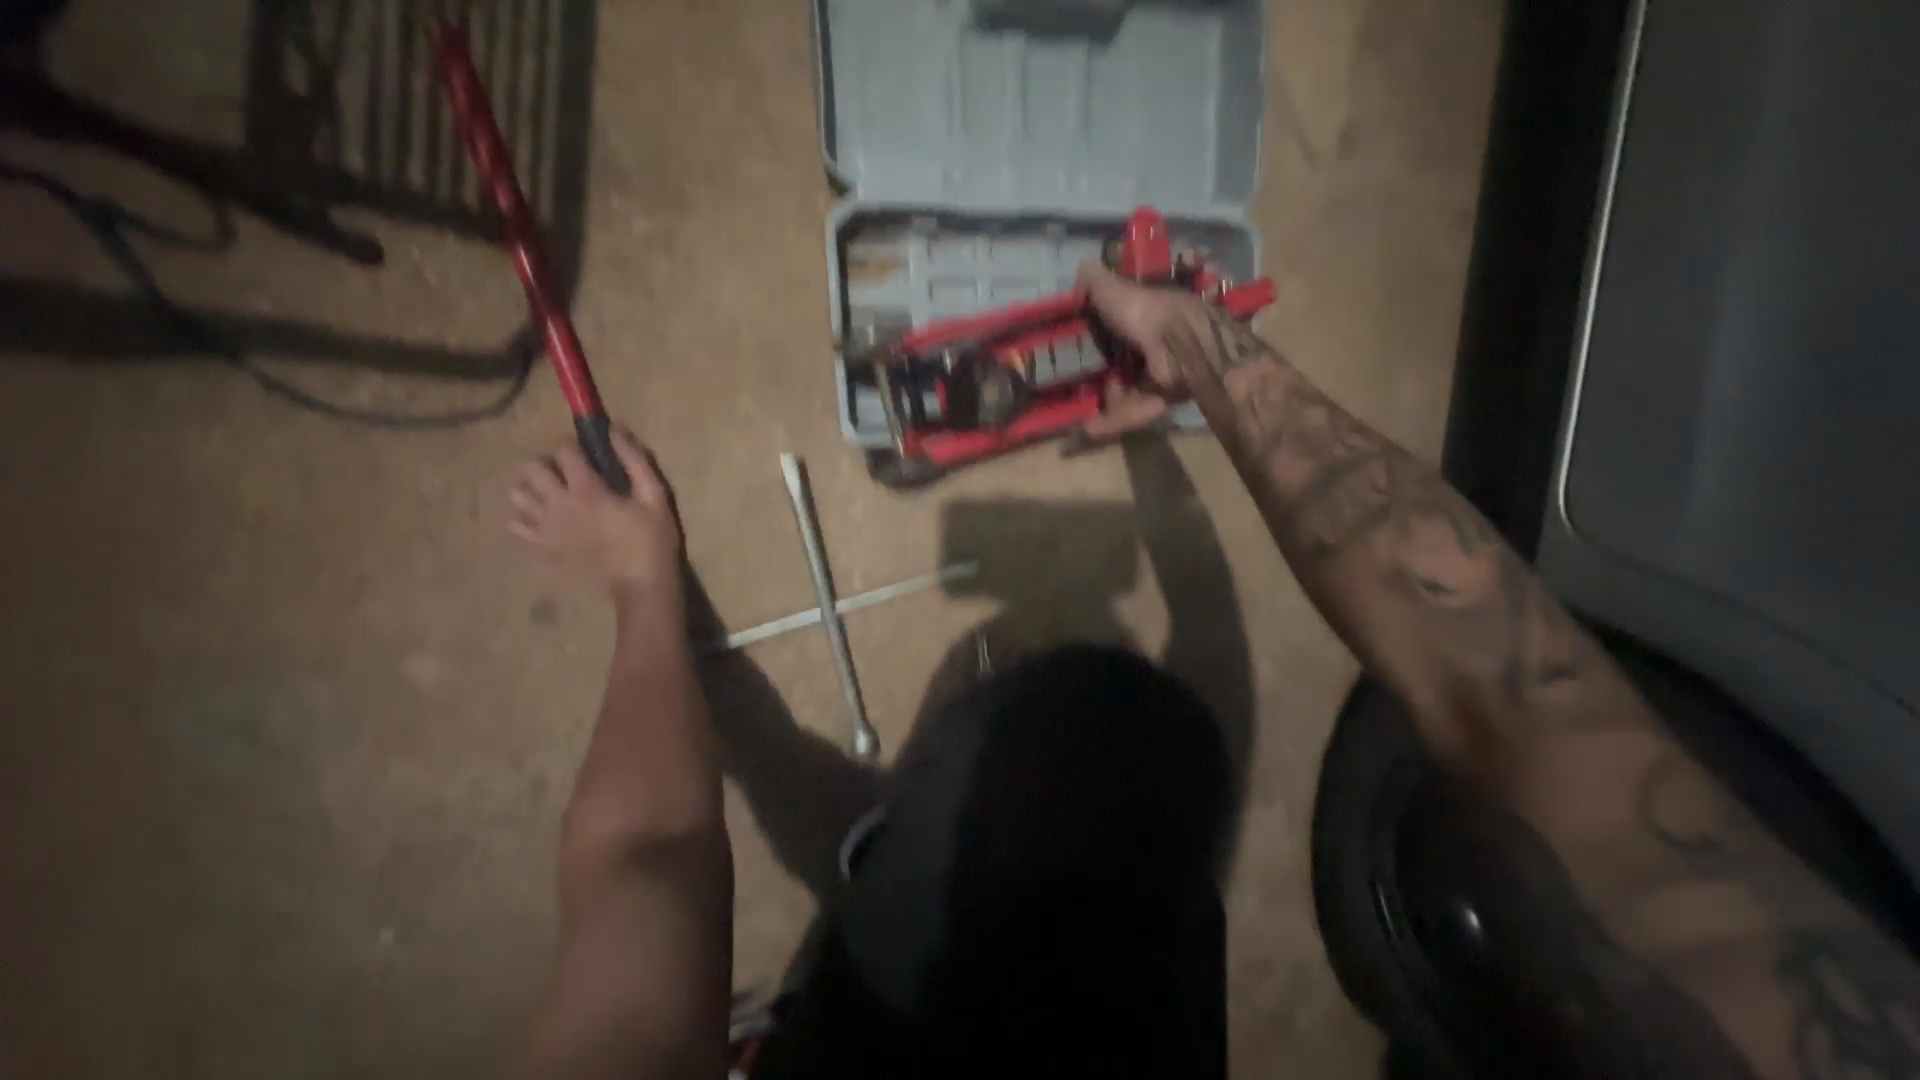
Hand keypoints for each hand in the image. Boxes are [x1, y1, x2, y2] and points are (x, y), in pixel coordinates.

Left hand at [508, 427, 682, 607]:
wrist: (641, 584)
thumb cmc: (652, 538)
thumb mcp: (654, 496)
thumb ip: (634, 460)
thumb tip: (616, 428)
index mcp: (586, 490)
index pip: (563, 450)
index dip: (573, 447)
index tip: (586, 455)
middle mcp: (558, 506)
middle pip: (530, 469)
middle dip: (546, 464)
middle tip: (564, 474)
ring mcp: (546, 530)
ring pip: (516, 496)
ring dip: (531, 489)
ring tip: (549, 495)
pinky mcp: (543, 550)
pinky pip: (515, 527)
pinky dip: (523, 518)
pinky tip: (542, 519)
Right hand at [1076, 260, 1205, 440]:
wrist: (1180, 347)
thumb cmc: (1145, 313)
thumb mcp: (1113, 288)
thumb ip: (1094, 281)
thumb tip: (1081, 269)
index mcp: (1148, 313)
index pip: (1123, 321)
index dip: (1103, 330)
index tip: (1079, 343)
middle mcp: (1157, 342)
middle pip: (1124, 360)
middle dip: (1101, 372)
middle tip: (1074, 381)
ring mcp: (1162, 372)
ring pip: (1128, 388)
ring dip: (1105, 399)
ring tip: (1076, 409)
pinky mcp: (1162, 398)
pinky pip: (1135, 410)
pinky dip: (1113, 420)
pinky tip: (1088, 428)